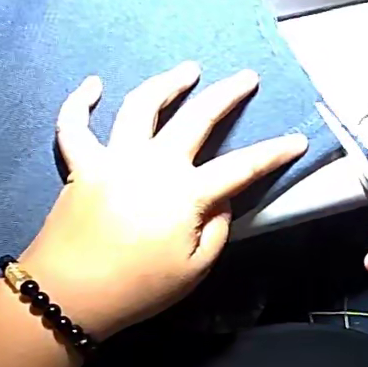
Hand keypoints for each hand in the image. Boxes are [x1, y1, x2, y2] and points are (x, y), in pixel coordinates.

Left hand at [16, 63, 307, 337]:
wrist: (70, 296)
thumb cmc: (139, 288)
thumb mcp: (196, 269)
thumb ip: (218, 230)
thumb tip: (220, 202)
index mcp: (186, 192)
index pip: (242, 167)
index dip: (274, 153)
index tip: (297, 140)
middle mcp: (153, 163)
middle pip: (197, 118)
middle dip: (227, 94)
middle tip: (246, 77)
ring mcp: (114, 159)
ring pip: (141, 106)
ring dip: (168, 83)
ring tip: (188, 70)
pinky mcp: (82, 165)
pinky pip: (75, 127)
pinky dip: (80, 102)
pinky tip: (93, 84)